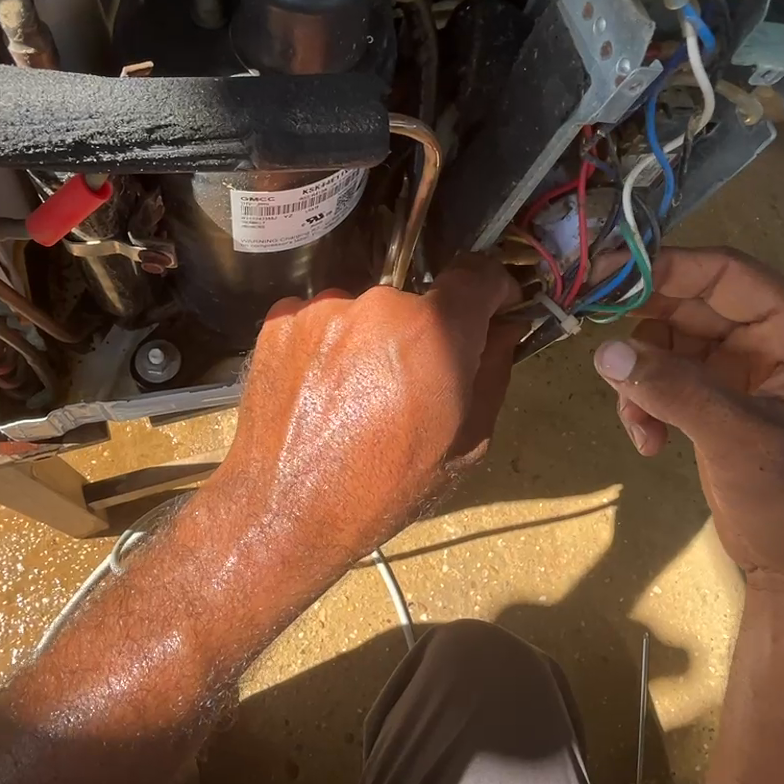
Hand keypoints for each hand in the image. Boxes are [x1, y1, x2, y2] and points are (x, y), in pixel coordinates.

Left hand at [218, 255, 523, 556]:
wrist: (286, 509)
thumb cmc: (386, 487)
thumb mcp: (466, 442)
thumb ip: (493, 371)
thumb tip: (503, 326)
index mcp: (433, 330)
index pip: (477, 274)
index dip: (492, 288)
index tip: (491, 308)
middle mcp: (377, 304)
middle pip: (415, 298)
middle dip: (422, 331)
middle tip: (409, 381)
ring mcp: (322, 307)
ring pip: (364, 309)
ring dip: (369, 337)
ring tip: (354, 392)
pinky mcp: (279, 320)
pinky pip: (320, 319)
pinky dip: (327, 344)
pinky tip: (320, 389)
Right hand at [592, 247, 783, 585]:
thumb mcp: (741, 442)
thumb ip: (675, 391)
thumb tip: (605, 351)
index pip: (726, 275)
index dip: (666, 267)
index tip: (605, 274)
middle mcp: (773, 343)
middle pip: (690, 307)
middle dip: (644, 333)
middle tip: (599, 348)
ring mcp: (743, 375)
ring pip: (669, 345)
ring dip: (641, 379)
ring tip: (637, 422)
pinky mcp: (718, 404)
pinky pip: (666, 381)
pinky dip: (646, 405)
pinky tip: (649, 443)